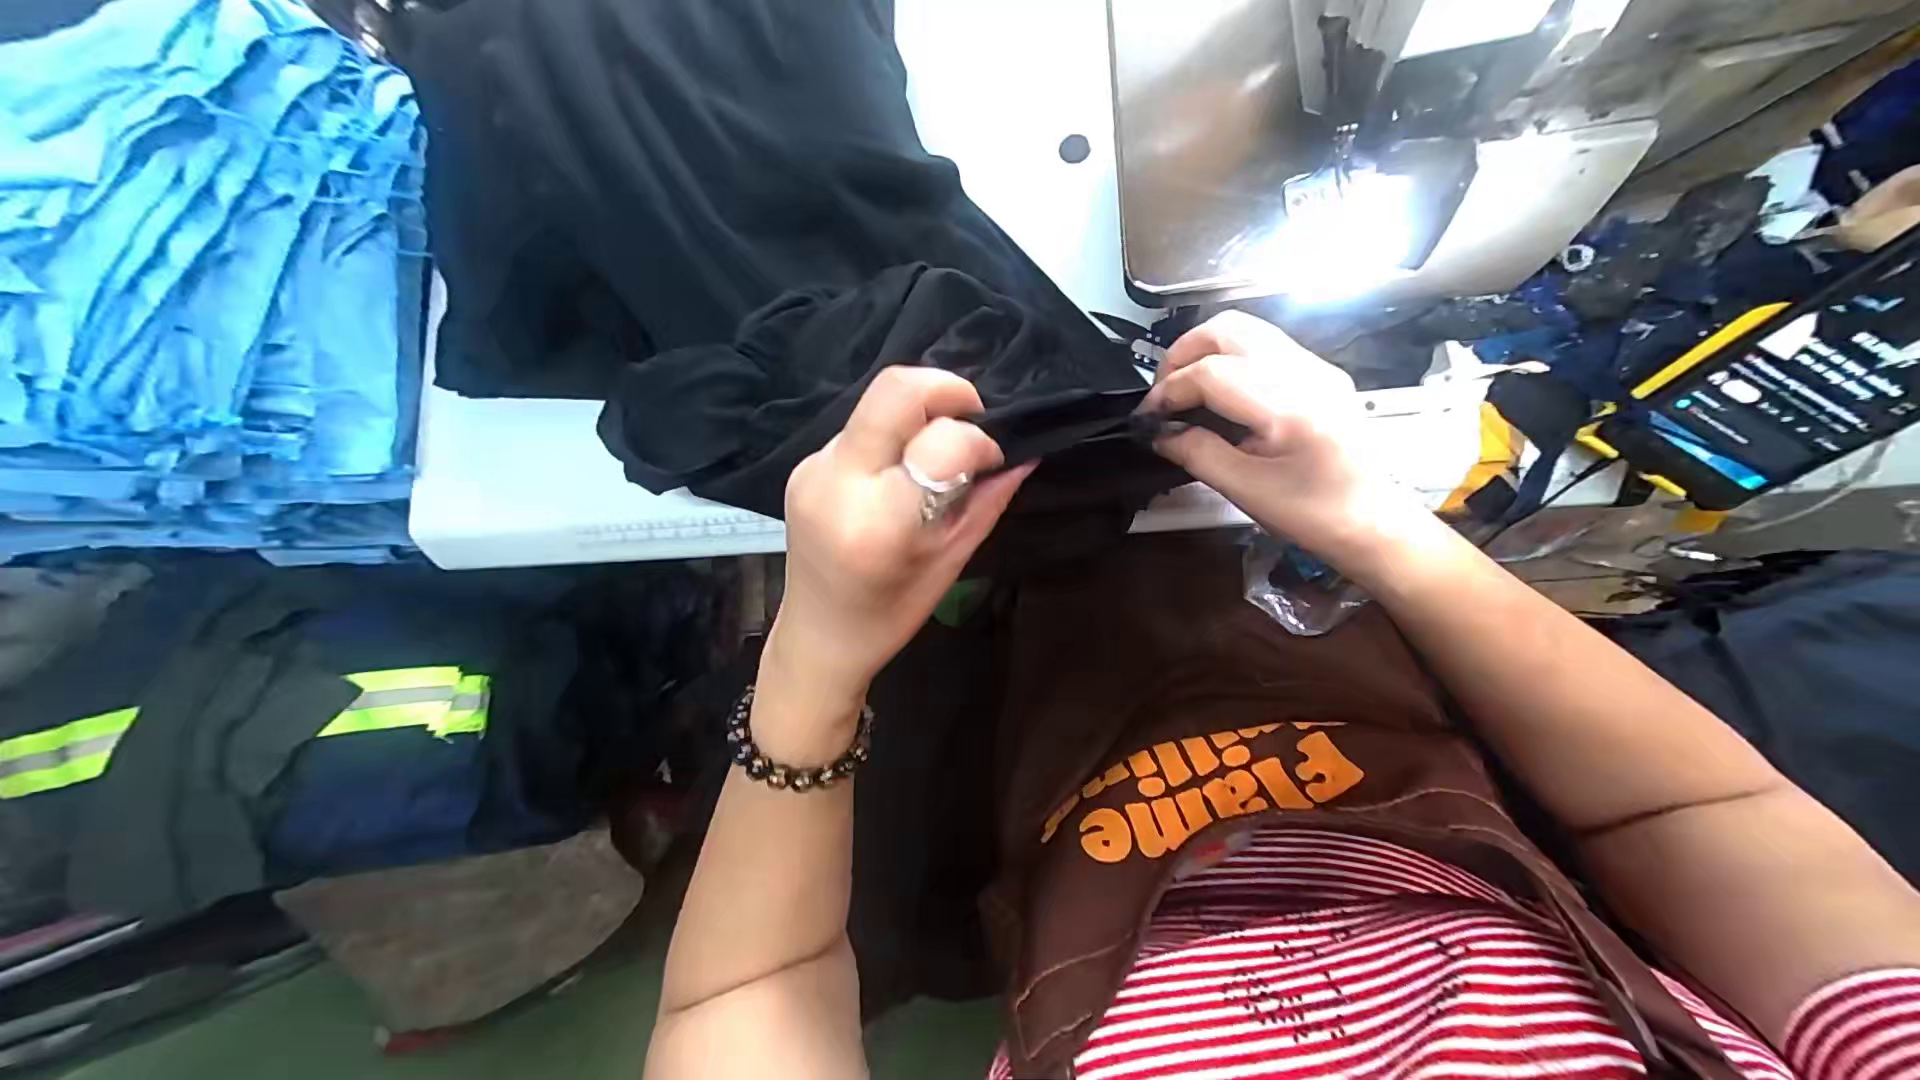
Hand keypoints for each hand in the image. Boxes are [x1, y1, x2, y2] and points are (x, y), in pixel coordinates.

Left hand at [759, 367, 1032, 757]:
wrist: (817, 635)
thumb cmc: (890, 615)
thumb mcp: (949, 562)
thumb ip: (987, 502)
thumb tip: (1024, 456)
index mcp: (879, 521)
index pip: (940, 440)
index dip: (979, 439)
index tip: (991, 459)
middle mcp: (838, 482)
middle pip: (895, 389)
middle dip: (946, 390)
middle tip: (969, 418)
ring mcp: (813, 468)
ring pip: (877, 403)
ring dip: (918, 416)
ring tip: (932, 457)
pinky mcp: (803, 464)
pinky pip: (860, 427)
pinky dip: (892, 436)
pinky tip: (898, 474)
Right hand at [1142, 312, 1426, 573]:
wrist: (1373, 521)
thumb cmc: (1312, 514)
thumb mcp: (1244, 489)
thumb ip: (1195, 453)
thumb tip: (1159, 431)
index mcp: (1289, 407)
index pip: (1211, 372)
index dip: (1169, 390)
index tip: (1149, 415)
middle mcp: (1306, 374)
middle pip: (1228, 330)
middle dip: (1182, 355)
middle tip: (1163, 394)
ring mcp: (1316, 368)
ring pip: (1245, 329)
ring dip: (1203, 352)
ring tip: (1184, 390)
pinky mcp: (1318, 373)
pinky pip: (1262, 346)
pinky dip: (1227, 358)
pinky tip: (1216, 393)